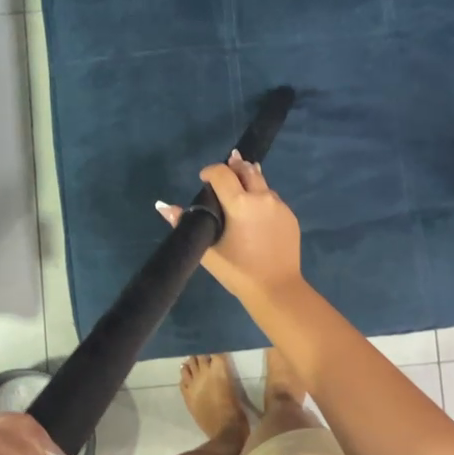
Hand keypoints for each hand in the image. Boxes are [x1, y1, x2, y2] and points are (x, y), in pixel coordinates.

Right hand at [157, 151, 302, 303]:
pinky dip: (262, 199)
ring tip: (240, 187)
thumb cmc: (238, 271)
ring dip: (250, 182)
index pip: (222, 173)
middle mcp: (262, 198)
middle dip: (234, 166)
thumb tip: (162, 206)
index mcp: (240, 203)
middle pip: (247, 170)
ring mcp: (280, 207)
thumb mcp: (208, 250)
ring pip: (263, 184)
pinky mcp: (291, 217)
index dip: (210, 171)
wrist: (277, 288)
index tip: (203, 178)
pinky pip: (273, 200)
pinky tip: (256, 212)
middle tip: (226, 167)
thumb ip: (185, 223)